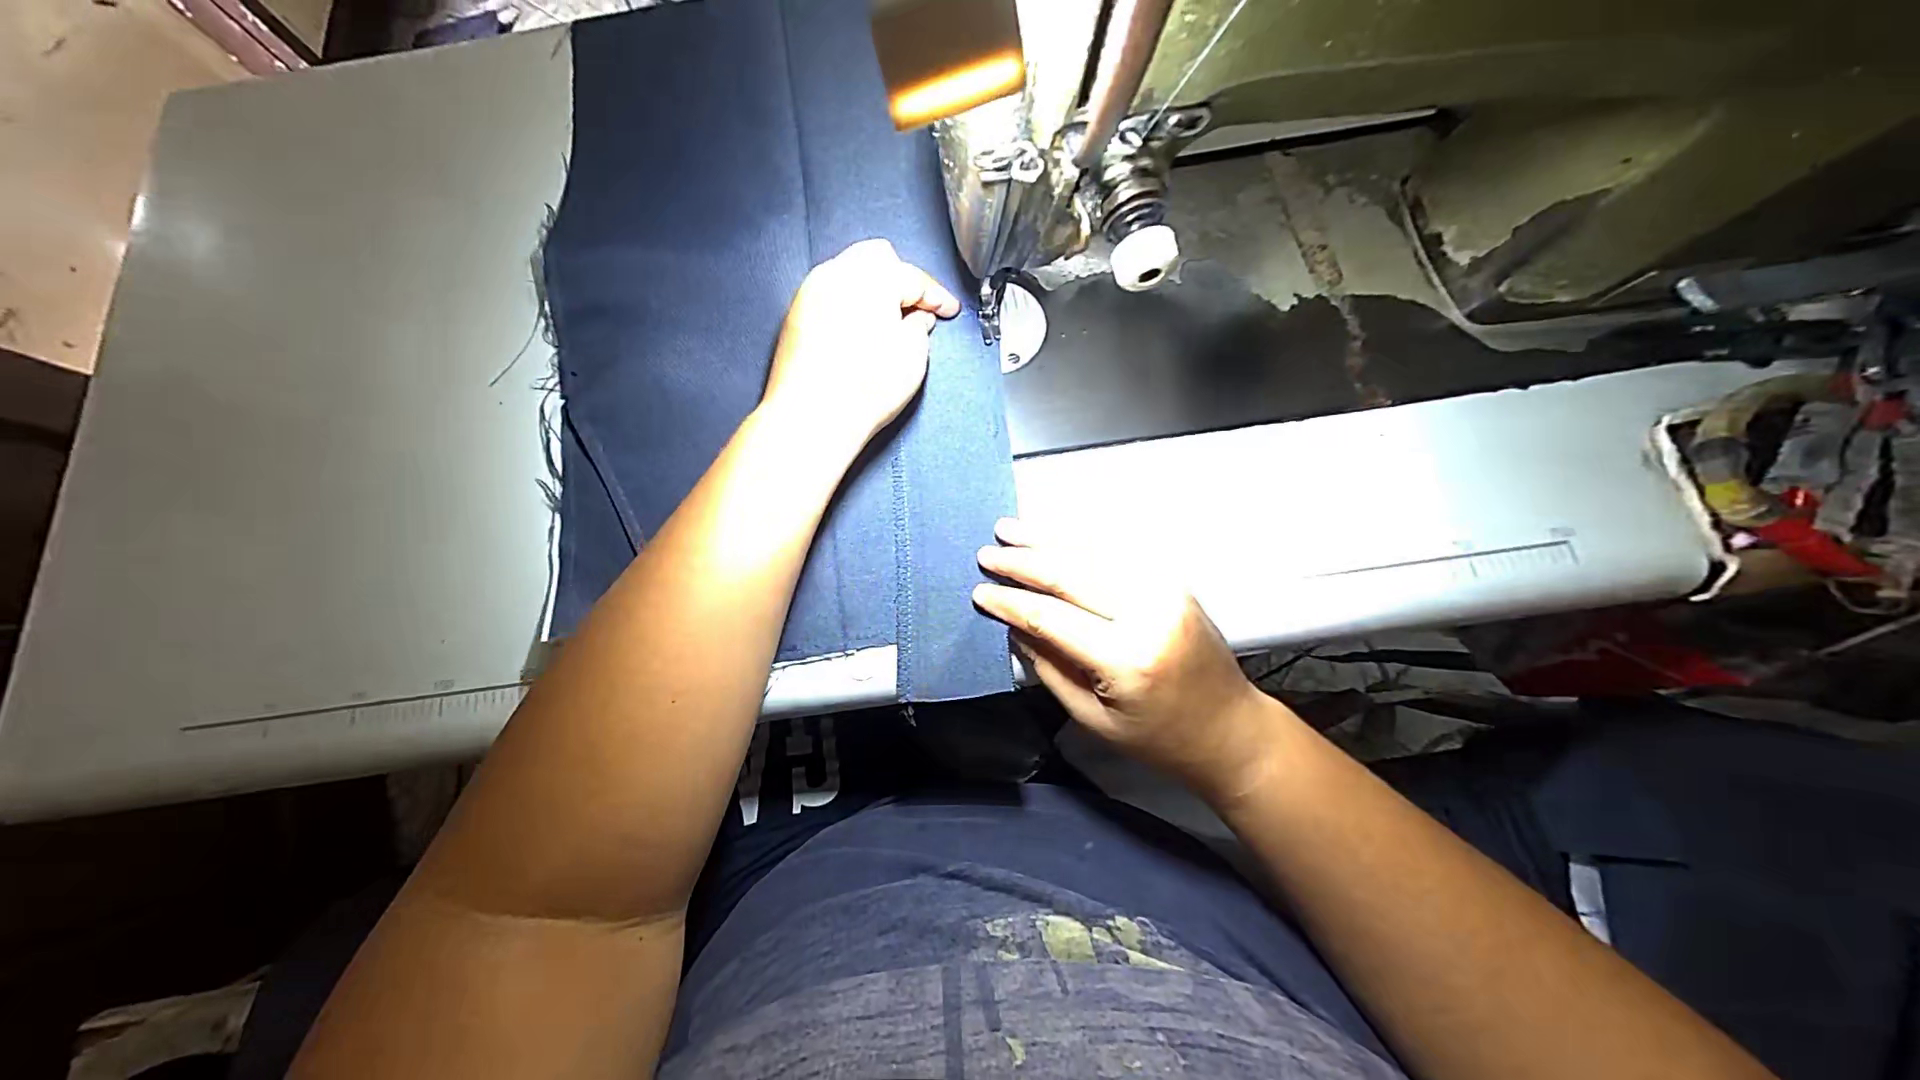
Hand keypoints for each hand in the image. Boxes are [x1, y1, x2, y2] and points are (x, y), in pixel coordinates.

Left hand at [761, 238, 961, 447]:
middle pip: (878, 259)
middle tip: (917, 309)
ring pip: (850, 273)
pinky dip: (849, 304)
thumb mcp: (914, 354)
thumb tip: (917, 320)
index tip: (946, 308)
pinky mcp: (796, 314)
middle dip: (901, 280)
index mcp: (872, 276)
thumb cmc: (860, 388)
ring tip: (888, 322)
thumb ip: (920, 326)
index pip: (914, 276)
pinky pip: (830, 295)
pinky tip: (860, 332)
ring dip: (873, 290)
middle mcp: (837, 274)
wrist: (814, 416)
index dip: (936, 296)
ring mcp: (811, 292)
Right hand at [972, 518, 1288, 805]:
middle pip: (1071, 573)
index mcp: (1126, 658)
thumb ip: (1049, 666)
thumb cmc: (1161, 738)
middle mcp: (1149, 614)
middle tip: (987, 554)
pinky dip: (1085, 539)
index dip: (1010, 603)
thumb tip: (1016, 626)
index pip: (1051, 616)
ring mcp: (1166, 592)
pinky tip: (1059, 533)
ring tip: (1011, 531)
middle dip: (1023, 561)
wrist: (1230, 730)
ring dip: (1049, 539)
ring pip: (1095, 552)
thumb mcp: (1093, 717)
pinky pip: (1121, 551)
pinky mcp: (1174, 584)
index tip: (981, 594)